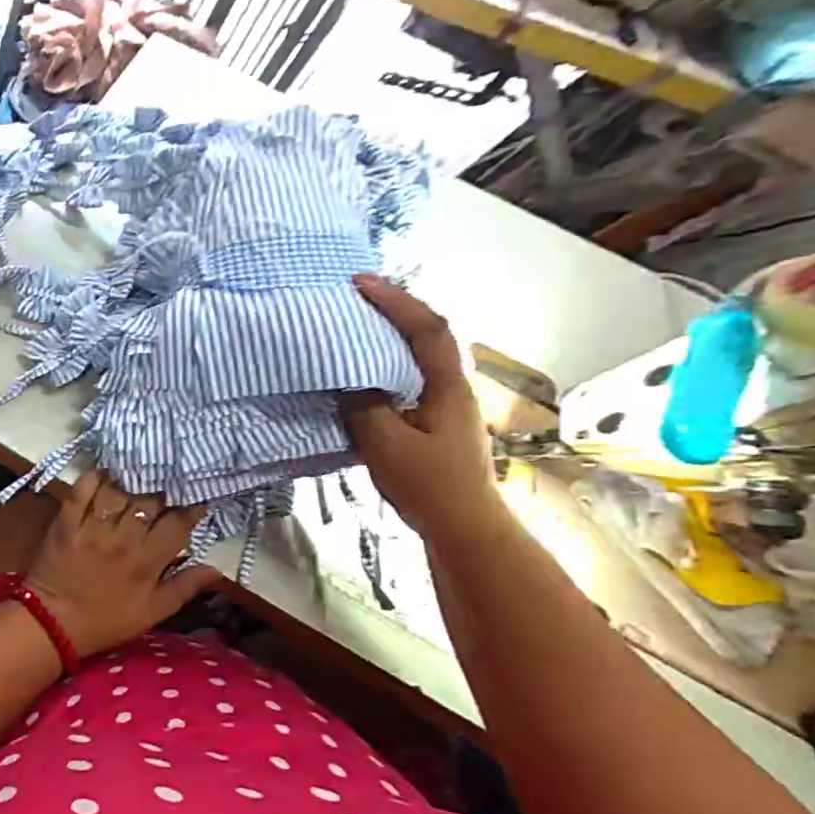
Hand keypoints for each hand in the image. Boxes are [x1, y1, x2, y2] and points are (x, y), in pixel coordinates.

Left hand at [24, 472, 219, 657]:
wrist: (52, 624)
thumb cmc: (106, 620)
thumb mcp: (151, 614)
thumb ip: (184, 588)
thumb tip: (216, 569)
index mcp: (146, 562)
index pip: (177, 525)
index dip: (190, 509)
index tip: (196, 499)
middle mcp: (122, 539)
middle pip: (149, 501)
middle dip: (162, 488)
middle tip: (168, 481)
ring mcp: (92, 528)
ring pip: (117, 491)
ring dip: (130, 480)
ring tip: (138, 474)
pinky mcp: (66, 522)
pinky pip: (80, 490)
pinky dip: (93, 477)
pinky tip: (105, 473)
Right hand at [342, 274, 512, 545]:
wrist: (466, 529)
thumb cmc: (429, 486)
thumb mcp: (387, 445)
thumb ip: (365, 407)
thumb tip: (349, 382)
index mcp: (447, 386)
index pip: (426, 329)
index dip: (395, 301)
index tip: (360, 284)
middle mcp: (454, 388)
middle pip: (429, 334)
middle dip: (395, 308)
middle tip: (358, 296)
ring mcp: (448, 405)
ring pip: (421, 356)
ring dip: (392, 335)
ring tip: (358, 326)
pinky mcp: (438, 422)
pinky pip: (412, 378)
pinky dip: (389, 363)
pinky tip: (367, 373)